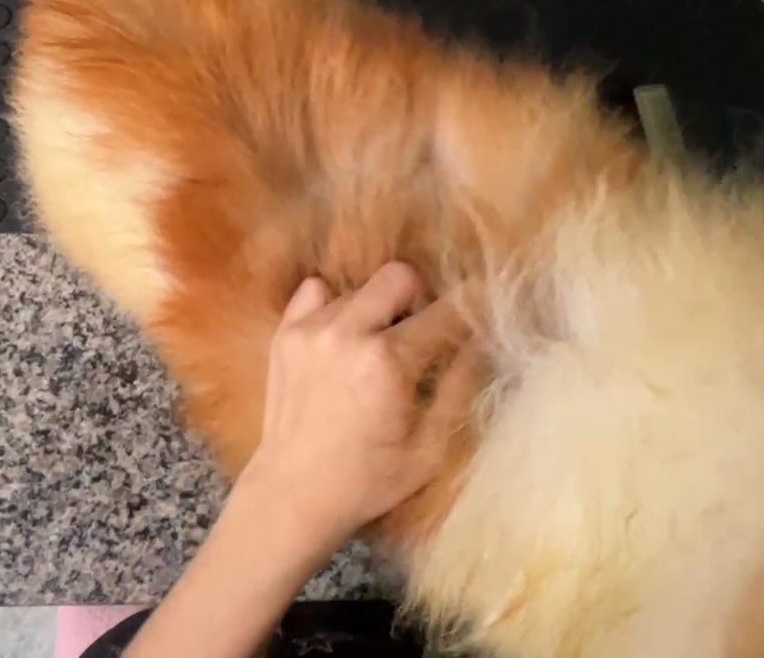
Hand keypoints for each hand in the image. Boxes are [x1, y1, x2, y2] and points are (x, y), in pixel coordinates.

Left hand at [240, 263, 483, 548]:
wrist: (294, 488)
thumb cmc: (369, 478)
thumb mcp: (430, 447)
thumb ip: (459, 388)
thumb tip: (480, 342)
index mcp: (387, 362)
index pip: (443, 313)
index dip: (468, 309)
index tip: (477, 310)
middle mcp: (346, 333)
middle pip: (397, 276)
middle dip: (417, 298)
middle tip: (416, 333)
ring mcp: (308, 328)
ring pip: (358, 288)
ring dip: (374, 309)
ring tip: (373, 345)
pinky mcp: (283, 331)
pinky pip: (314, 291)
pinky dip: (332, 304)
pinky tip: (340, 335)